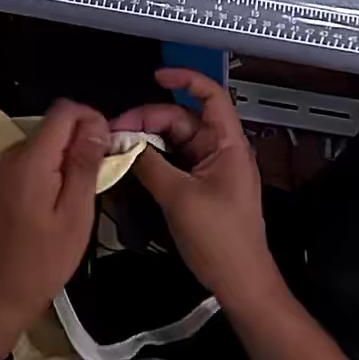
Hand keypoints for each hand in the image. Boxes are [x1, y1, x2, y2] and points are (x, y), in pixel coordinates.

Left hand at [0, 99, 108, 358]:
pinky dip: (61, 162)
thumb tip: (97, 123)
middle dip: (86, 135)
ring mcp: (11, 164)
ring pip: (52, 137)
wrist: (1, 294)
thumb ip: (85, 163)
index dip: (92, 119)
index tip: (110, 147)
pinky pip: (42, 153)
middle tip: (106, 169)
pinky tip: (72, 191)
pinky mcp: (12, 177)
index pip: (65, 110)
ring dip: (75, 150)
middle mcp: (17, 151)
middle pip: (58, 121)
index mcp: (32, 157)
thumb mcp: (75, 213)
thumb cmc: (44, 259)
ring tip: (92, 183)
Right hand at [115, 68, 286, 310]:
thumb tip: (125, 145)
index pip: (211, 96)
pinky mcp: (201, 185)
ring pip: (174, 141)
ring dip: (148, 141)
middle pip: (182, 119)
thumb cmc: (222, 241)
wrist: (240, 283)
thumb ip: (150, 165)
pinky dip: (154, 159)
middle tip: (117, 130)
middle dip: (149, 120)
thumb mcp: (179, 197)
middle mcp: (220, 150)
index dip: (186, 79)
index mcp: (228, 144)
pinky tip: (133, 163)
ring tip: (119, 145)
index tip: (158, 76)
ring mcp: (211, 168)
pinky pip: (174, 161)